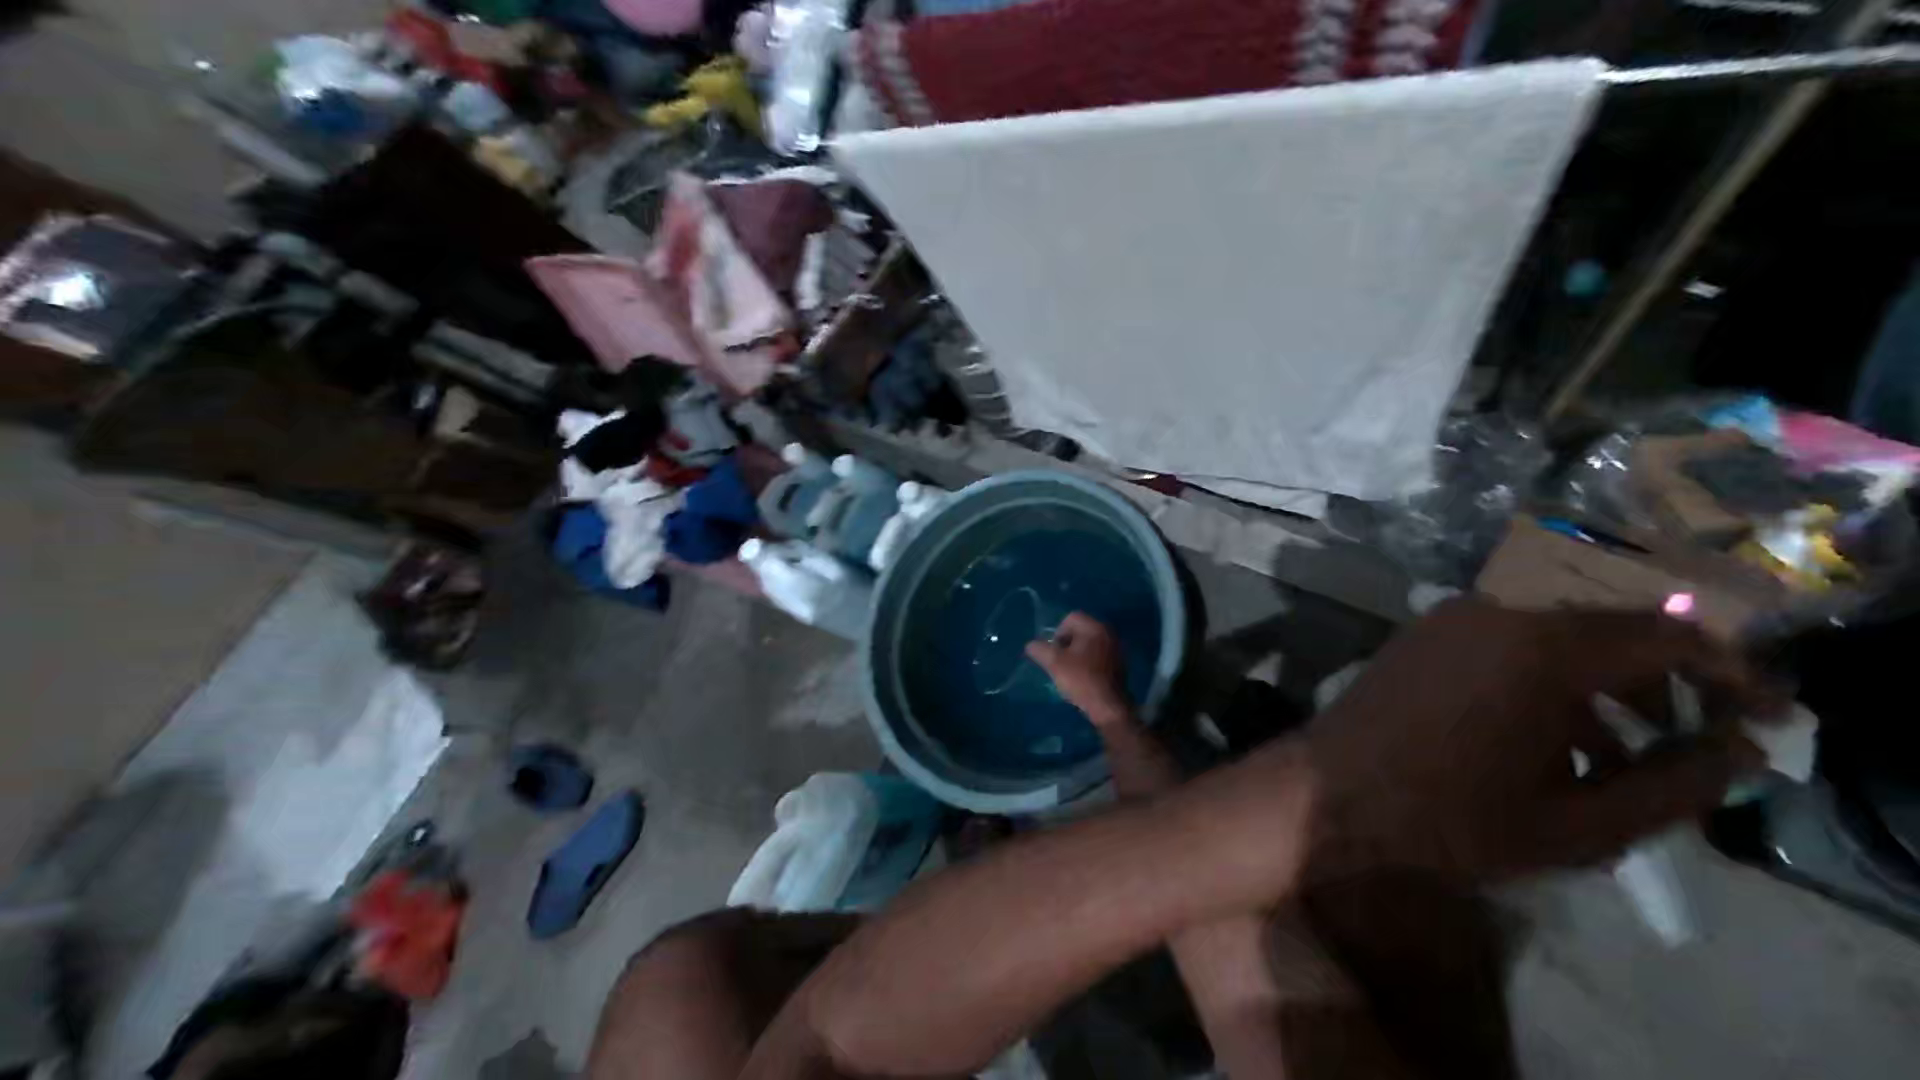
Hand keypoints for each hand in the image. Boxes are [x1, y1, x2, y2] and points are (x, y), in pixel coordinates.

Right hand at [1026, 612, 1130, 725]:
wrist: (1108, 706)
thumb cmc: (1081, 679)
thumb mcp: (1054, 663)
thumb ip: (1040, 649)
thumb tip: (1031, 645)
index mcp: (1095, 627)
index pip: (1071, 618)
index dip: (1057, 632)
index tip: (1053, 651)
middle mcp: (1108, 633)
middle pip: (1081, 630)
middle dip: (1066, 644)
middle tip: (1059, 661)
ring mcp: (1116, 649)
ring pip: (1089, 644)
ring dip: (1077, 654)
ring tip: (1069, 671)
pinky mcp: (1119, 665)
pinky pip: (1098, 656)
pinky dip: (1088, 662)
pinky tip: (1082, 678)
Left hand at [1296, 598, 1779, 882]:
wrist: (1327, 792)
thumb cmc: (1447, 815)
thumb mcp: (1576, 824)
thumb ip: (1670, 786)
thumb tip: (1734, 751)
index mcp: (1540, 648)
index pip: (1664, 636)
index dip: (1727, 672)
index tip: (1758, 716)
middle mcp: (1493, 614)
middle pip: (1605, 631)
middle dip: (1659, 683)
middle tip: (1691, 740)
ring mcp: (1447, 620)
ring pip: (1551, 639)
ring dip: (1597, 689)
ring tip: (1619, 760)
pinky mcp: (1418, 636)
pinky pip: (1502, 645)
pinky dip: (1541, 681)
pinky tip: (1546, 740)